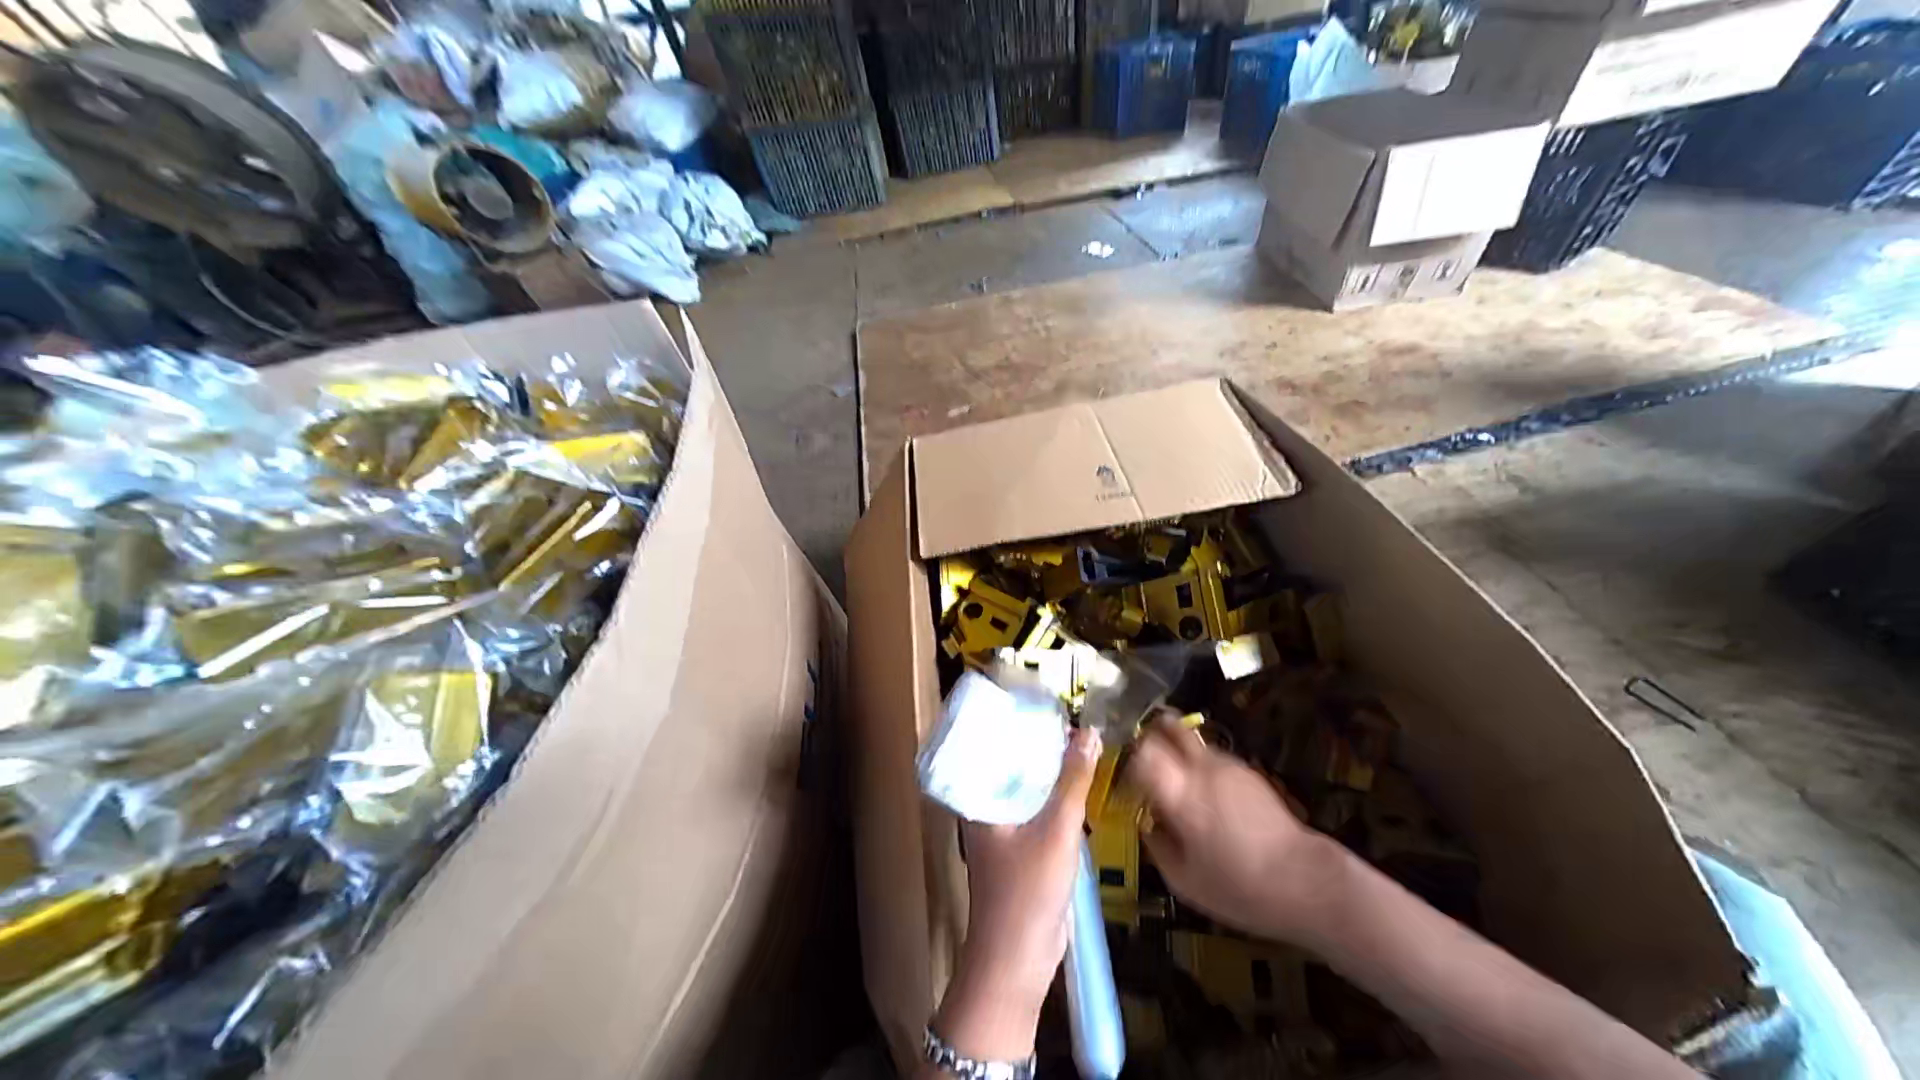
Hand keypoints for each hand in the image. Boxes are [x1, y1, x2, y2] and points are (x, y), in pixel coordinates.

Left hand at [932, 726, 1101, 1062]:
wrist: (1018, 959)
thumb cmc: (1028, 890)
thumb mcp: (1057, 830)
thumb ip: (1073, 782)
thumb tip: (1089, 732)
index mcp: (979, 798)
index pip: (988, 745)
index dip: (1010, 721)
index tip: (1038, 700)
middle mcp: (986, 807)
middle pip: (1010, 763)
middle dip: (1036, 743)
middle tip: (1068, 717)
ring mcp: (1003, 829)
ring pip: (1027, 787)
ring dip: (1049, 768)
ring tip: (1077, 739)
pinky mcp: (1022, 847)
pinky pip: (1038, 809)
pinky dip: (1055, 794)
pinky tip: (1078, 782)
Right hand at [1125, 710, 1341, 943]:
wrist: (1307, 882)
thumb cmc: (1238, 887)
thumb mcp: (1183, 880)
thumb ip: (1157, 845)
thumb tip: (1146, 824)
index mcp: (1180, 794)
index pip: (1143, 752)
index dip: (1130, 759)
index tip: (1128, 778)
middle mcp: (1202, 770)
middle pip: (1170, 727)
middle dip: (1152, 733)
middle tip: (1143, 754)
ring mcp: (1229, 767)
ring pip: (1193, 739)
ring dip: (1178, 749)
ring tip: (1177, 780)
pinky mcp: (1251, 772)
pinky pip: (1214, 756)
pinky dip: (1201, 764)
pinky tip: (1208, 795)